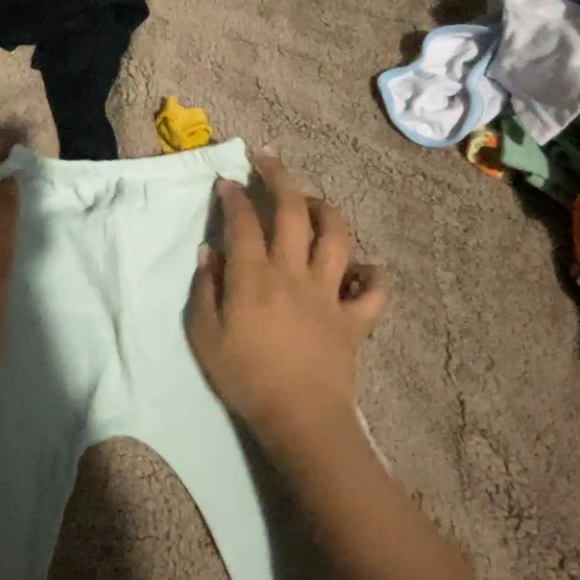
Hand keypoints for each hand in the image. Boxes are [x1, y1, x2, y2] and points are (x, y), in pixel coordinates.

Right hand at [187, 151, 390, 443]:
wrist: (301, 419)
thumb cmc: (245, 376)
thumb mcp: (204, 334)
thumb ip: (205, 288)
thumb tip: (209, 253)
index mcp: (254, 274)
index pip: (243, 220)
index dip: (233, 196)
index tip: (225, 181)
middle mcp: (294, 272)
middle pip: (292, 211)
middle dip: (279, 177)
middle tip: (266, 160)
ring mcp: (330, 293)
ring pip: (337, 236)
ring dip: (325, 210)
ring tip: (311, 202)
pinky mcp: (355, 318)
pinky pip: (375, 291)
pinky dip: (374, 274)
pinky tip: (363, 268)